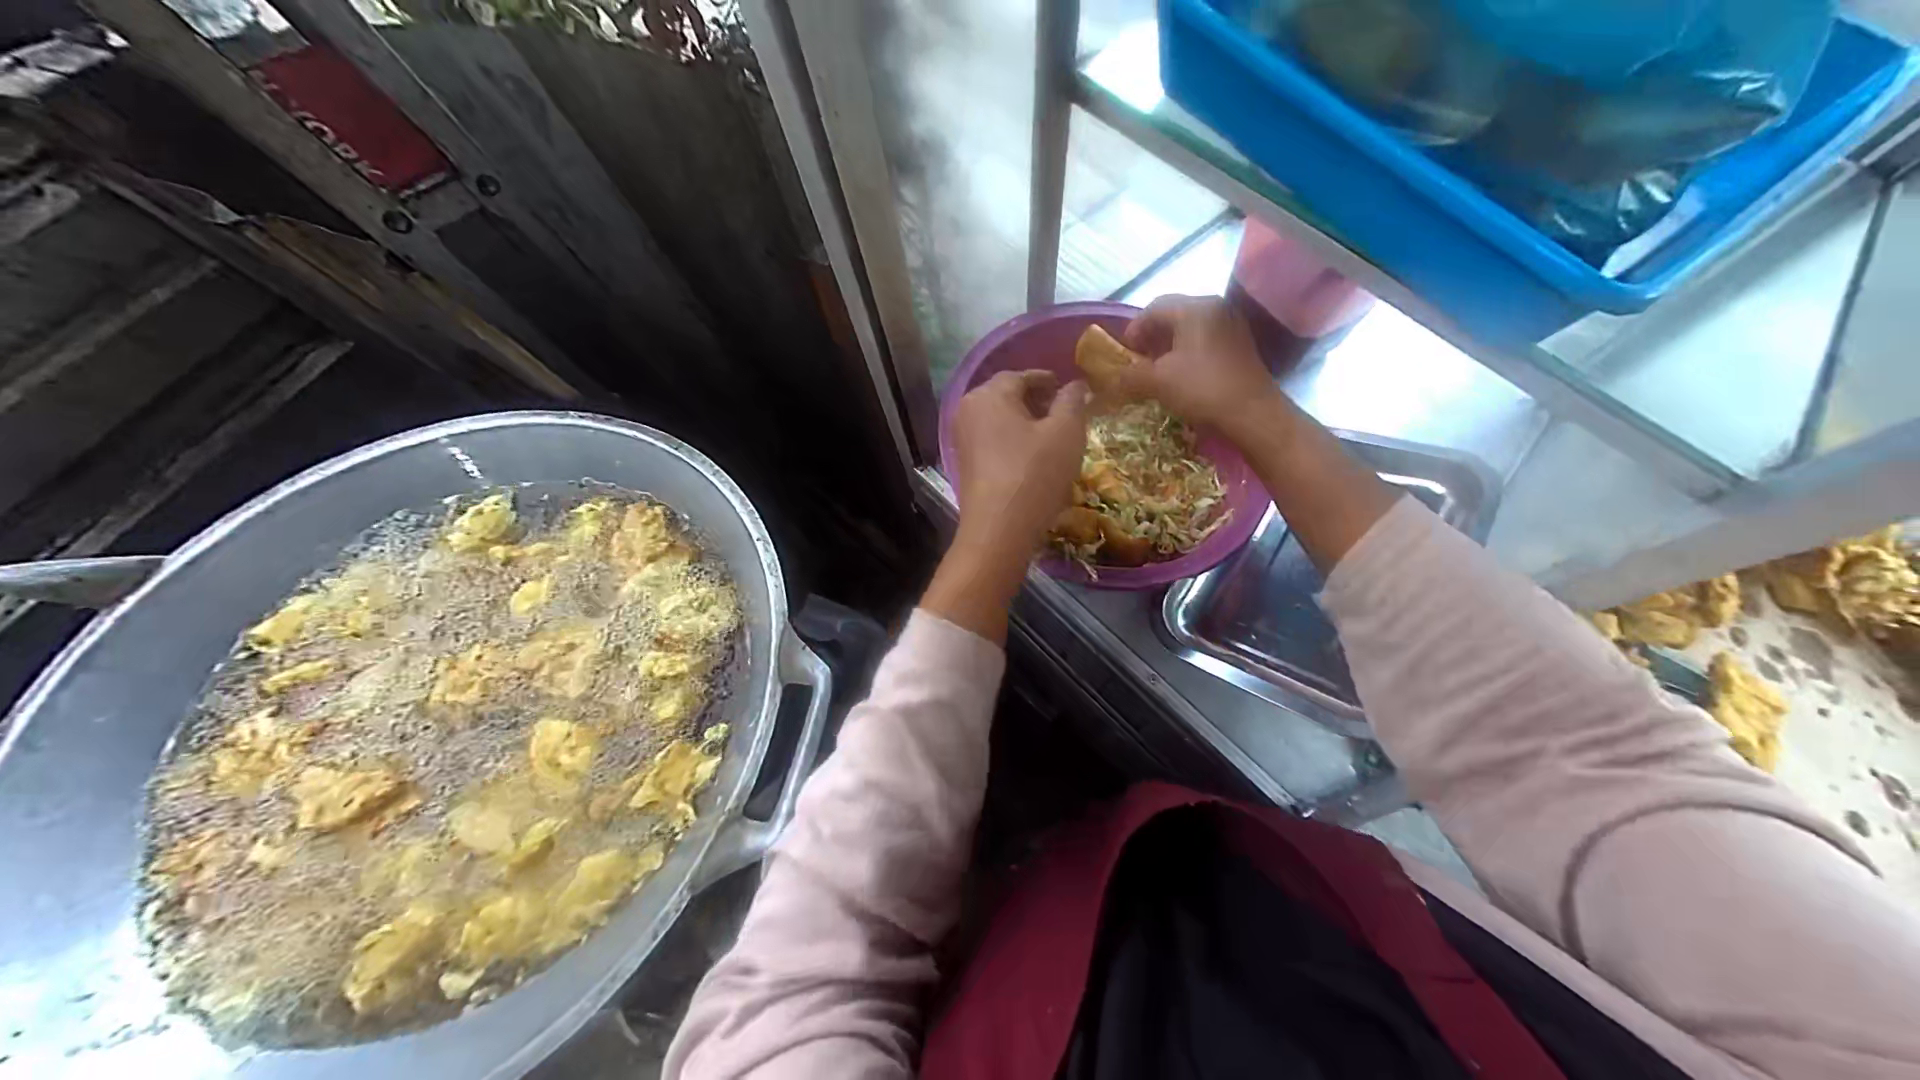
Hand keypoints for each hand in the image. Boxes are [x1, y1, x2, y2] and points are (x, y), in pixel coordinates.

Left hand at [925, 370, 1089, 643]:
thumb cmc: (1035, 474)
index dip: (1047, 379)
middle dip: (1035, 400)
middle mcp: (967, 410)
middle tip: (1064, 410)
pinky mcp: (965, 464)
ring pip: (998, 419)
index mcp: (988, 394)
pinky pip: (992, 441)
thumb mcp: (1066, 432)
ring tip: (1053, 435)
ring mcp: (962, 439)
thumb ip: (1072, 401)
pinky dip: (1012, 441)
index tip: (1067, 387)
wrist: (999, 530)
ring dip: (1024, 422)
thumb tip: (1075, 385)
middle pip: (1006, 396)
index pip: (1021, 376)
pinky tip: (1033, 456)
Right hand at [1118, 294, 1282, 439]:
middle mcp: (1215, 308)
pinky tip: (1181, 374)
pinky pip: (1206, 339)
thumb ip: (1130, 374)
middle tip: (1138, 361)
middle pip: (1173, 314)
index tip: (1124, 354)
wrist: (1252, 412)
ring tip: (1157, 370)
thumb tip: (1112, 378)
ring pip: (1190, 328)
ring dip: (1169, 346)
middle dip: (1151, 337)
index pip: (1153, 308)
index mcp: (1194, 308)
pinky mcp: (1240, 344)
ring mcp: (1231, 325)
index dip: (1133, 330)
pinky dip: (1188, 352)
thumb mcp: (1157, 382)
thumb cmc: (1202, 388)